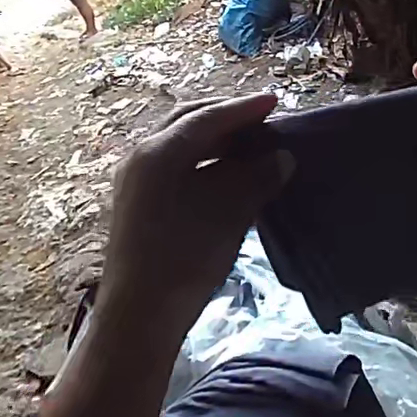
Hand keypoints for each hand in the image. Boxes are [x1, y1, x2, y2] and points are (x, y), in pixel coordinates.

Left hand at [96, 94, 294, 347]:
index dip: (242, 109)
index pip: (206, 118)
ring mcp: (134, 179)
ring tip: (247, 145)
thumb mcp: (228, 216)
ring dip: (213, 140)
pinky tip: (224, 173)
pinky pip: (173, 165)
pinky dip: (201, 161)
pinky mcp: (137, 201)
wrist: (139, 315)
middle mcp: (140, 157)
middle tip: (260, 119)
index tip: (274, 101)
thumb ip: (256, 179)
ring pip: (178, 144)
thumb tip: (281, 158)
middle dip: (224, 118)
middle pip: (186, 123)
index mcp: (158, 153)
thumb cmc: (184, 260)